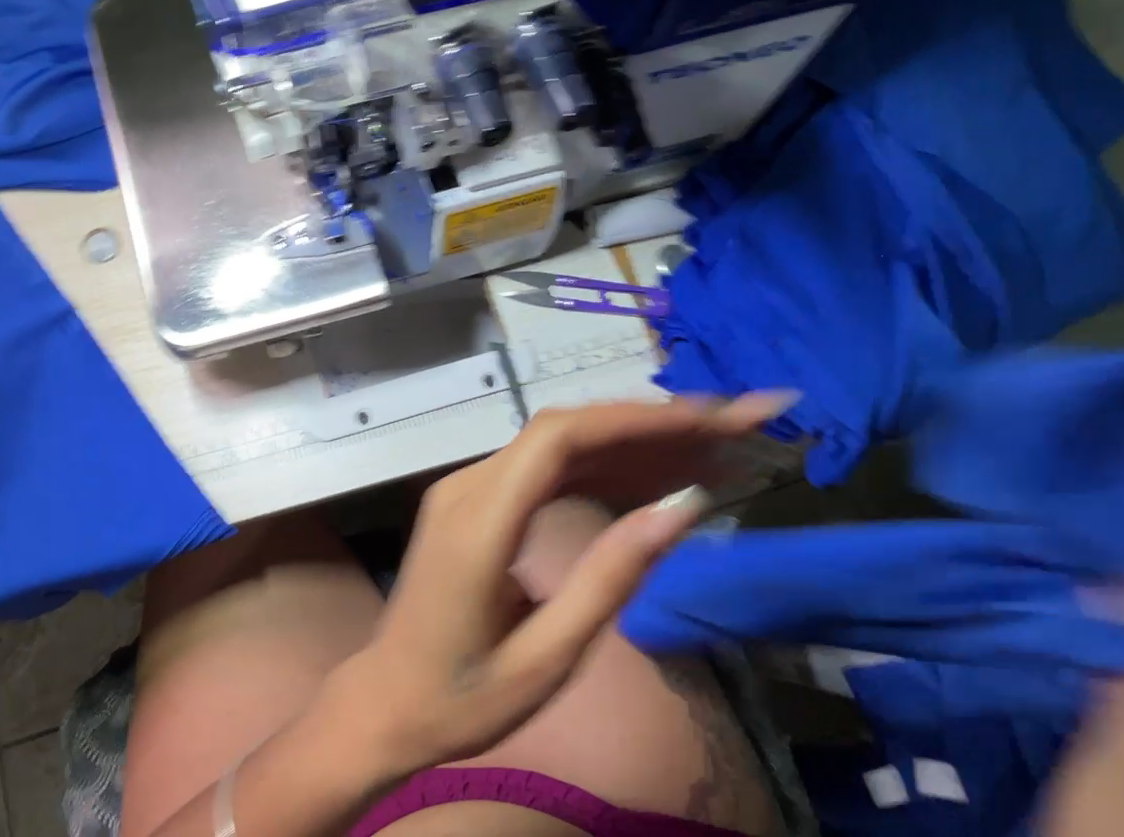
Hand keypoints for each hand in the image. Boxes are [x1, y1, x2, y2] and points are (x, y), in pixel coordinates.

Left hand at [322, 394, 795, 773]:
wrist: (385, 703)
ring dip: (634, 443)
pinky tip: (654, 477)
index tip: (710, 420)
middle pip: (566, 431)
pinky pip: (543, 469)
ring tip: (715, 452)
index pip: (560, 438)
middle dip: (653, 424)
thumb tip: (682, 509)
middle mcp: (467, 487)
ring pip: (559, 445)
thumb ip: (611, 577)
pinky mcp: (475, 503)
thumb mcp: (547, 657)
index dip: (637, 419)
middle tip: (738, 427)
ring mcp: (466, 490)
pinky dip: (601, 468)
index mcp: (478, 521)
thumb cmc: (463, 697)